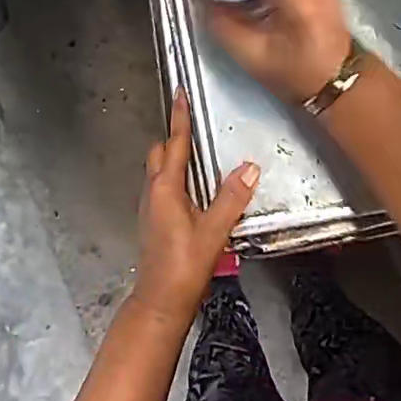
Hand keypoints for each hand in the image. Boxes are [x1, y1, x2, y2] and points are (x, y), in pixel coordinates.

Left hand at [132, 92, 258, 322]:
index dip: (178, 118)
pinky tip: (195, 188)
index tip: (180, 93)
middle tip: (194, 124)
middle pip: (159, 153)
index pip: (173, 143)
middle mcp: (153, 193)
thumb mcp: (213, 232)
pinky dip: (176, 175)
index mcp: (165, 189)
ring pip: (159, 170)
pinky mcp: (154, 222)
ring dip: (174, 156)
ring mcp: (150, 209)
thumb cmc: (183, 268)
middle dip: (173, 135)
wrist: (159, 306)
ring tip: (199, 151)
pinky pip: (163, 186)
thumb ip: (232, 198)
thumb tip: (250, 166)